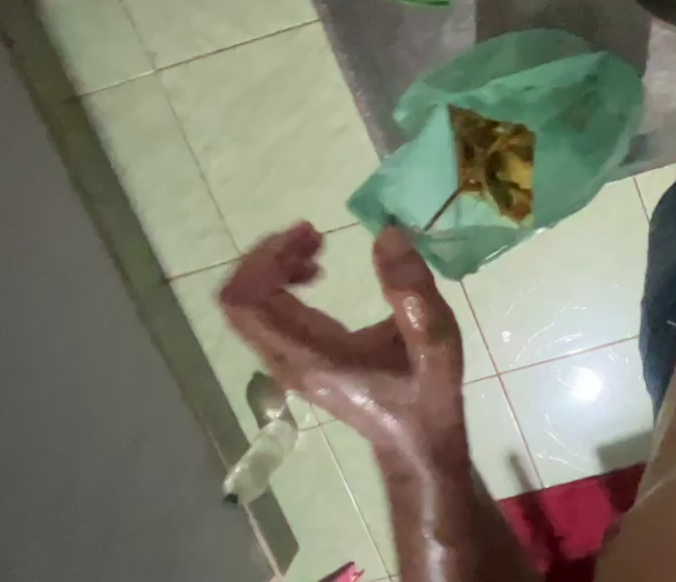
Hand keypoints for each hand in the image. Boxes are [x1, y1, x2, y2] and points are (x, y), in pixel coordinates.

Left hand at [221, 223, 464, 461]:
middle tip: (318, 234)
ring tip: (319, 247)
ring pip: (248, 306)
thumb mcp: (435, 337)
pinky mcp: (295, 360)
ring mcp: (286, 363)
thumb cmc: (427, 391)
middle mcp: (286, 360)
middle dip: (270, 255)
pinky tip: (317, 273)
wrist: (417, 442)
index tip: (313, 233)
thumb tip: (386, 234)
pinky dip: (280, 282)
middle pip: (239, 300)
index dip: (266, 257)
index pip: (248, 302)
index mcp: (311, 355)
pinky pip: (263, 314)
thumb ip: (411, 288)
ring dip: (274, 266)